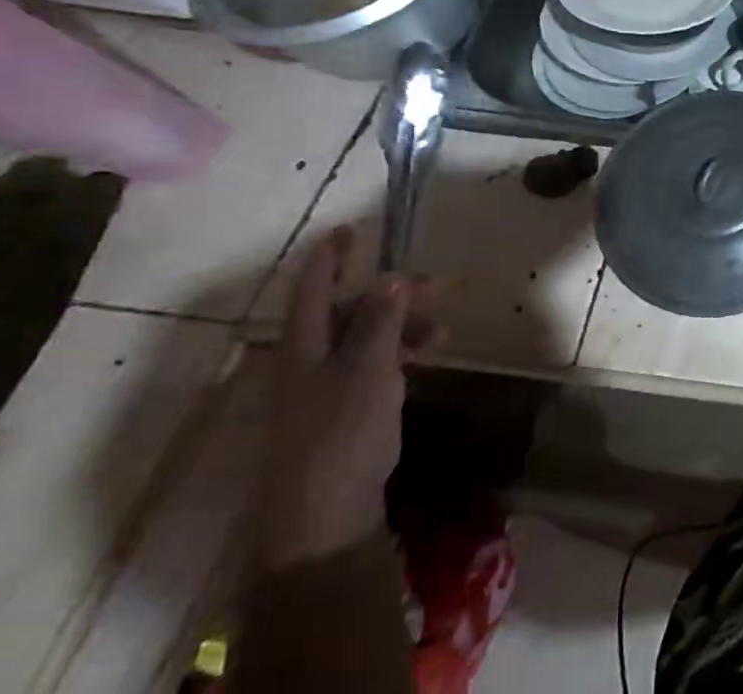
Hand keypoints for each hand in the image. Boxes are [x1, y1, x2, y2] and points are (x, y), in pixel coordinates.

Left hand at [258, 228, 440, 569]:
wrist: (324, 511)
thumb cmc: (344, 432)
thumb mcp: (370, 370)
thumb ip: (381, 322)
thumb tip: (392, 277)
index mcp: (303, 347)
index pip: (312, 290)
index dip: (330, 258)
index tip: (351, 230)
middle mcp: (307, 360)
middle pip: (346, 312)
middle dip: (389, 295)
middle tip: (434, 287)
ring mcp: (322, 386)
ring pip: (362, 338)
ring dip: (400, 326)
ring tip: (440, 333)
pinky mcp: (341, 409)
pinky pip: (370, 363)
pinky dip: (397, 353)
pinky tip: (423, 358)